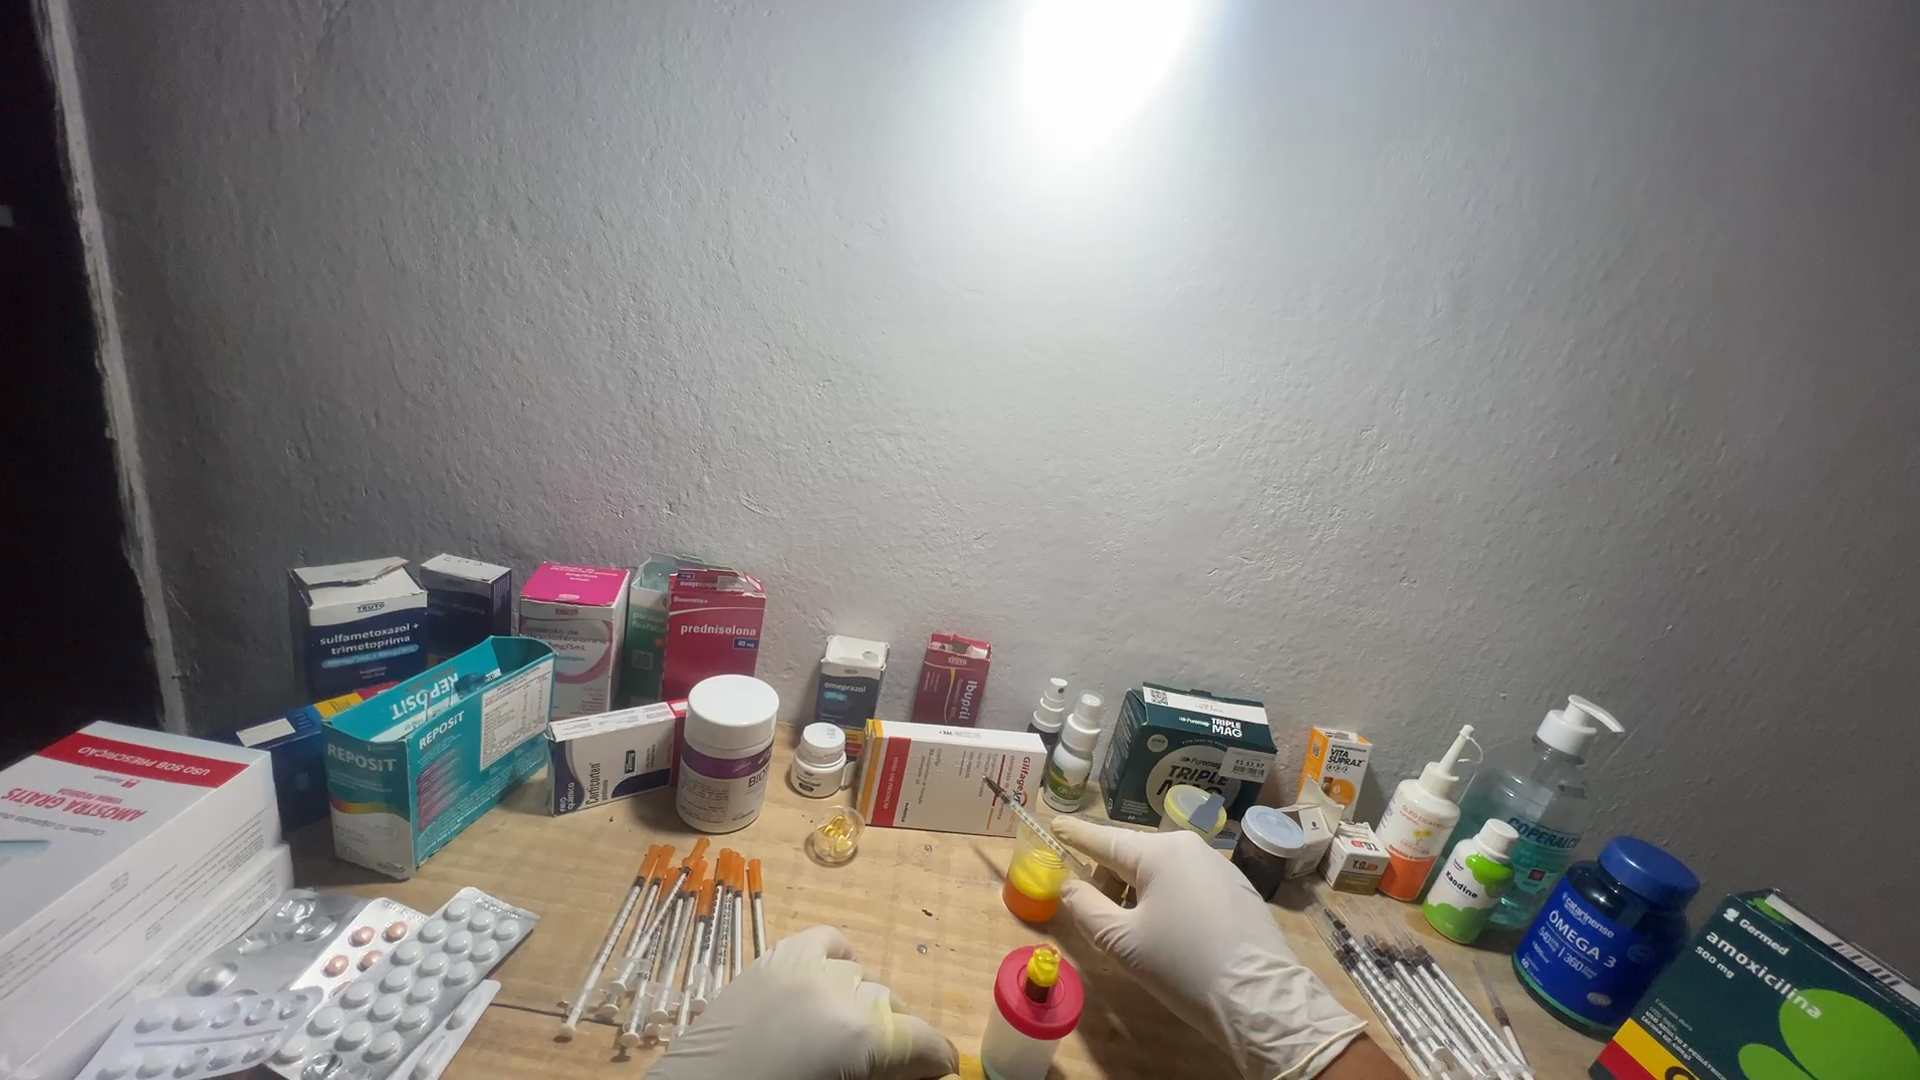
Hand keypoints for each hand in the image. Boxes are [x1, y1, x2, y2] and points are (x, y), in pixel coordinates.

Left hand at [651, 925, 957, 1079]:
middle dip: (898, 1035)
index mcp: (855, 1031)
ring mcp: (801, 966)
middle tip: (891, 1064)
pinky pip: (824, 942)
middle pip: (889, 1004)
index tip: (943, 1067)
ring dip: (865, 1003)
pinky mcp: (772, 959)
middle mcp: (835, 987)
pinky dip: (837, 959)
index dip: (936, 1055)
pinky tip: (833, 981)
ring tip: (855, 1033)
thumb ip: (879, 1072)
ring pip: (859, 973)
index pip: (918, 1037)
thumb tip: (917, 1069)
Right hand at [1052, 817, 1366, 1079]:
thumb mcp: (1123, 943)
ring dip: (1140, 894)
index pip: (1104, 838)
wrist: (1264, 1002)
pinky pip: (1188, 883)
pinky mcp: (1237, 888)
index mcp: (1158, 852)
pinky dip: (1169, 901)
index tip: (1055, 823)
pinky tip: (1175, 938)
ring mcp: (1217, 865)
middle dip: (1111, 881)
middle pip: (1132, 856)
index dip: (1076, 835)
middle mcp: (1188, 847)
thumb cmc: (1184, 966)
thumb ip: (1086, 907)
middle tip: (1103, 920)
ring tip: (1141, 937)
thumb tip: (1069, 884)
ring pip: (1161, 871)